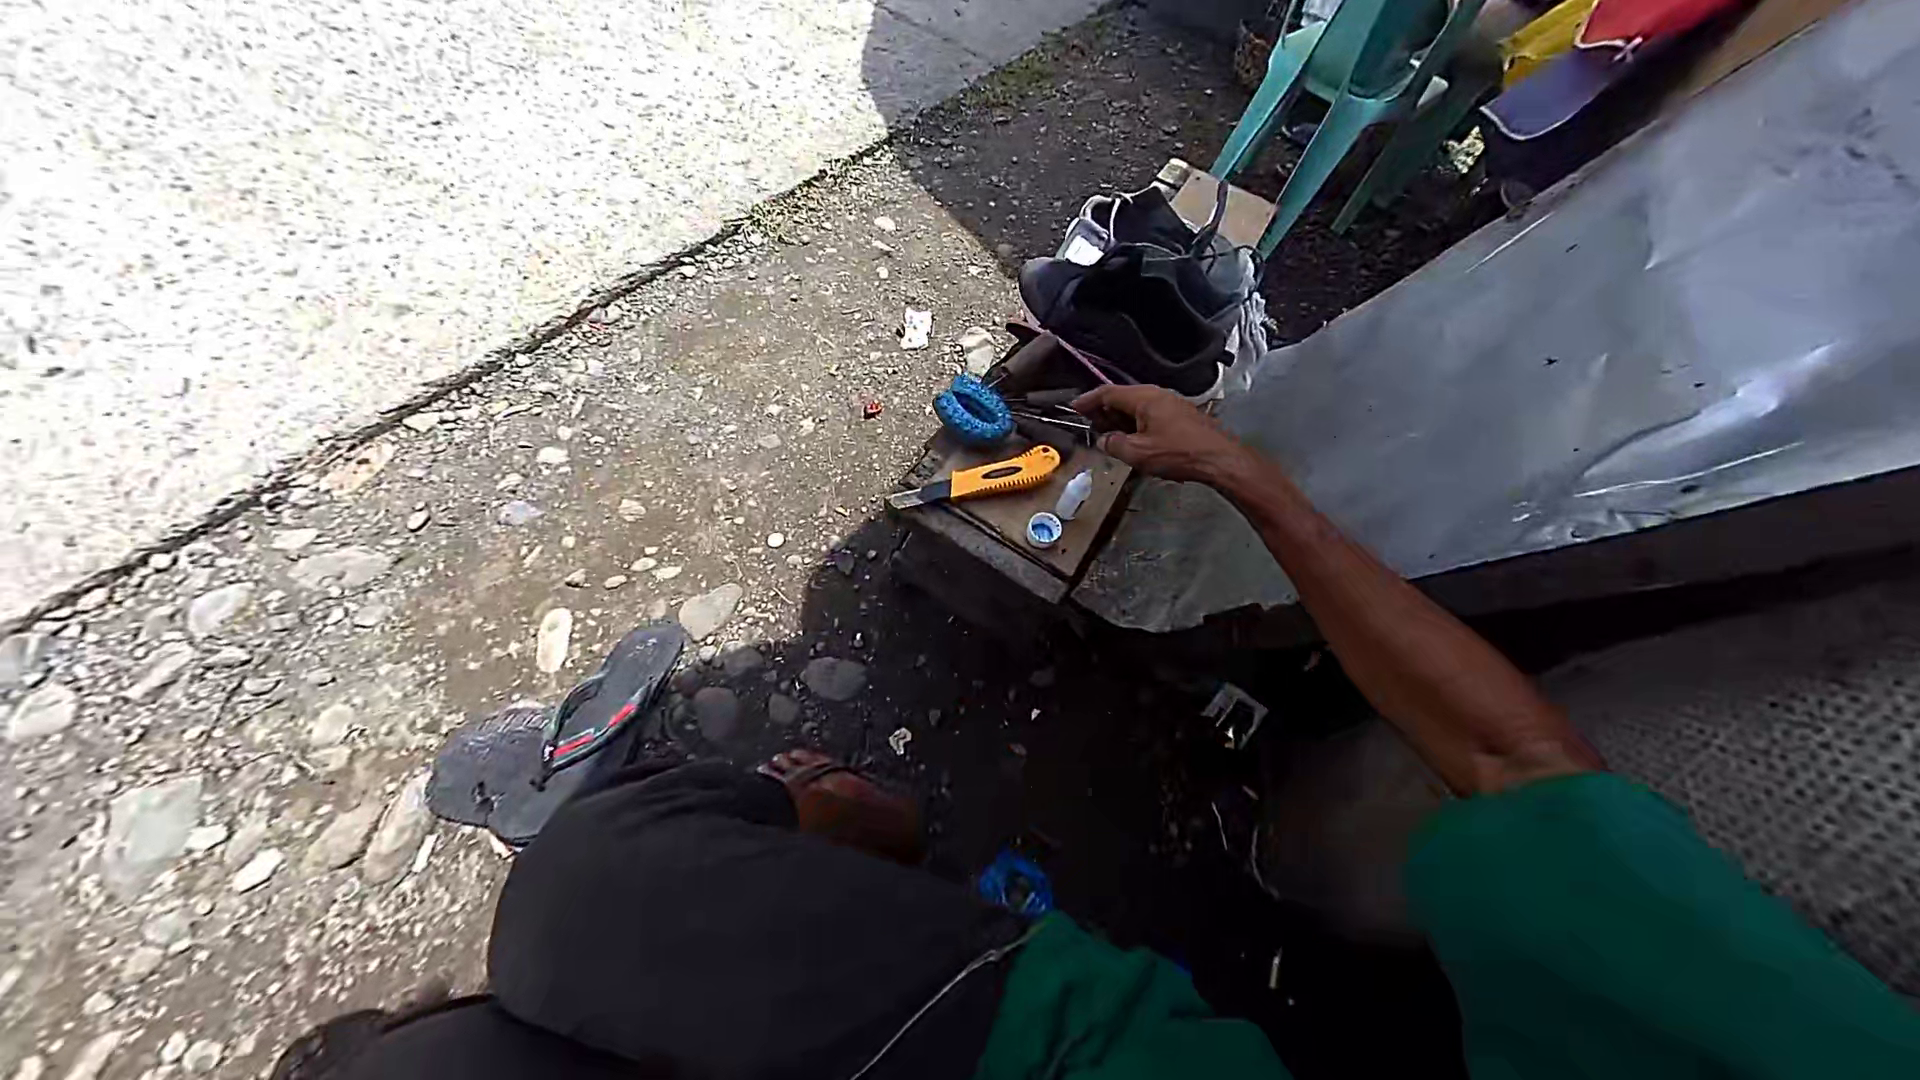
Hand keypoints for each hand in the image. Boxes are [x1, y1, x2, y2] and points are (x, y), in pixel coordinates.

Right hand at [1071, 384, 1251, 485]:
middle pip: (1121, 397)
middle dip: (1103, 410)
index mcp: (1143, 398)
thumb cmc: (1178, 453)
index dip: (1088, 400)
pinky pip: (1148, 413)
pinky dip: (1134, 423)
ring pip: (1135, 406)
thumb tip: (1104, 441)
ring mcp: (1170, 403)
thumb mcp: (1138, 453)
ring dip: (1119, 418)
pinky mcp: (1178, 415)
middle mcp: (1156, 394)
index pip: (1107, 392)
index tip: (1073, 407)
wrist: (1219, 459)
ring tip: (1108, 435)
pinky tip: (1132, 439)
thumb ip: (1114, 445)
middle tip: (1089, 425)